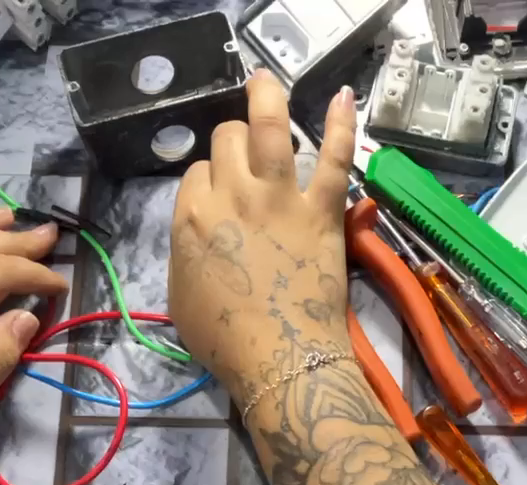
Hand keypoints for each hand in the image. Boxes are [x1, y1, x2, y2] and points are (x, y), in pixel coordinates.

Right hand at [169, 73, 357, 395]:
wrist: (279, 359)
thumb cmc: (226, 343)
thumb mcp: (181, 303)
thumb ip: (187, 259)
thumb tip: (199, 244)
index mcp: (191, 219)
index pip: (197, 175)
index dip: (209, 181)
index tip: (221, 196)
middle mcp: (231, 195)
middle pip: (227, 141)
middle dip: (232, 143)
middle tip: (244, 157)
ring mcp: (279, 198)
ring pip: (269, 126)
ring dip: (266, 97)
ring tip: (266, 83)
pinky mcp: (321, 211)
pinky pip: (335, 157)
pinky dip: (342, 125)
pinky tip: (345, 98)